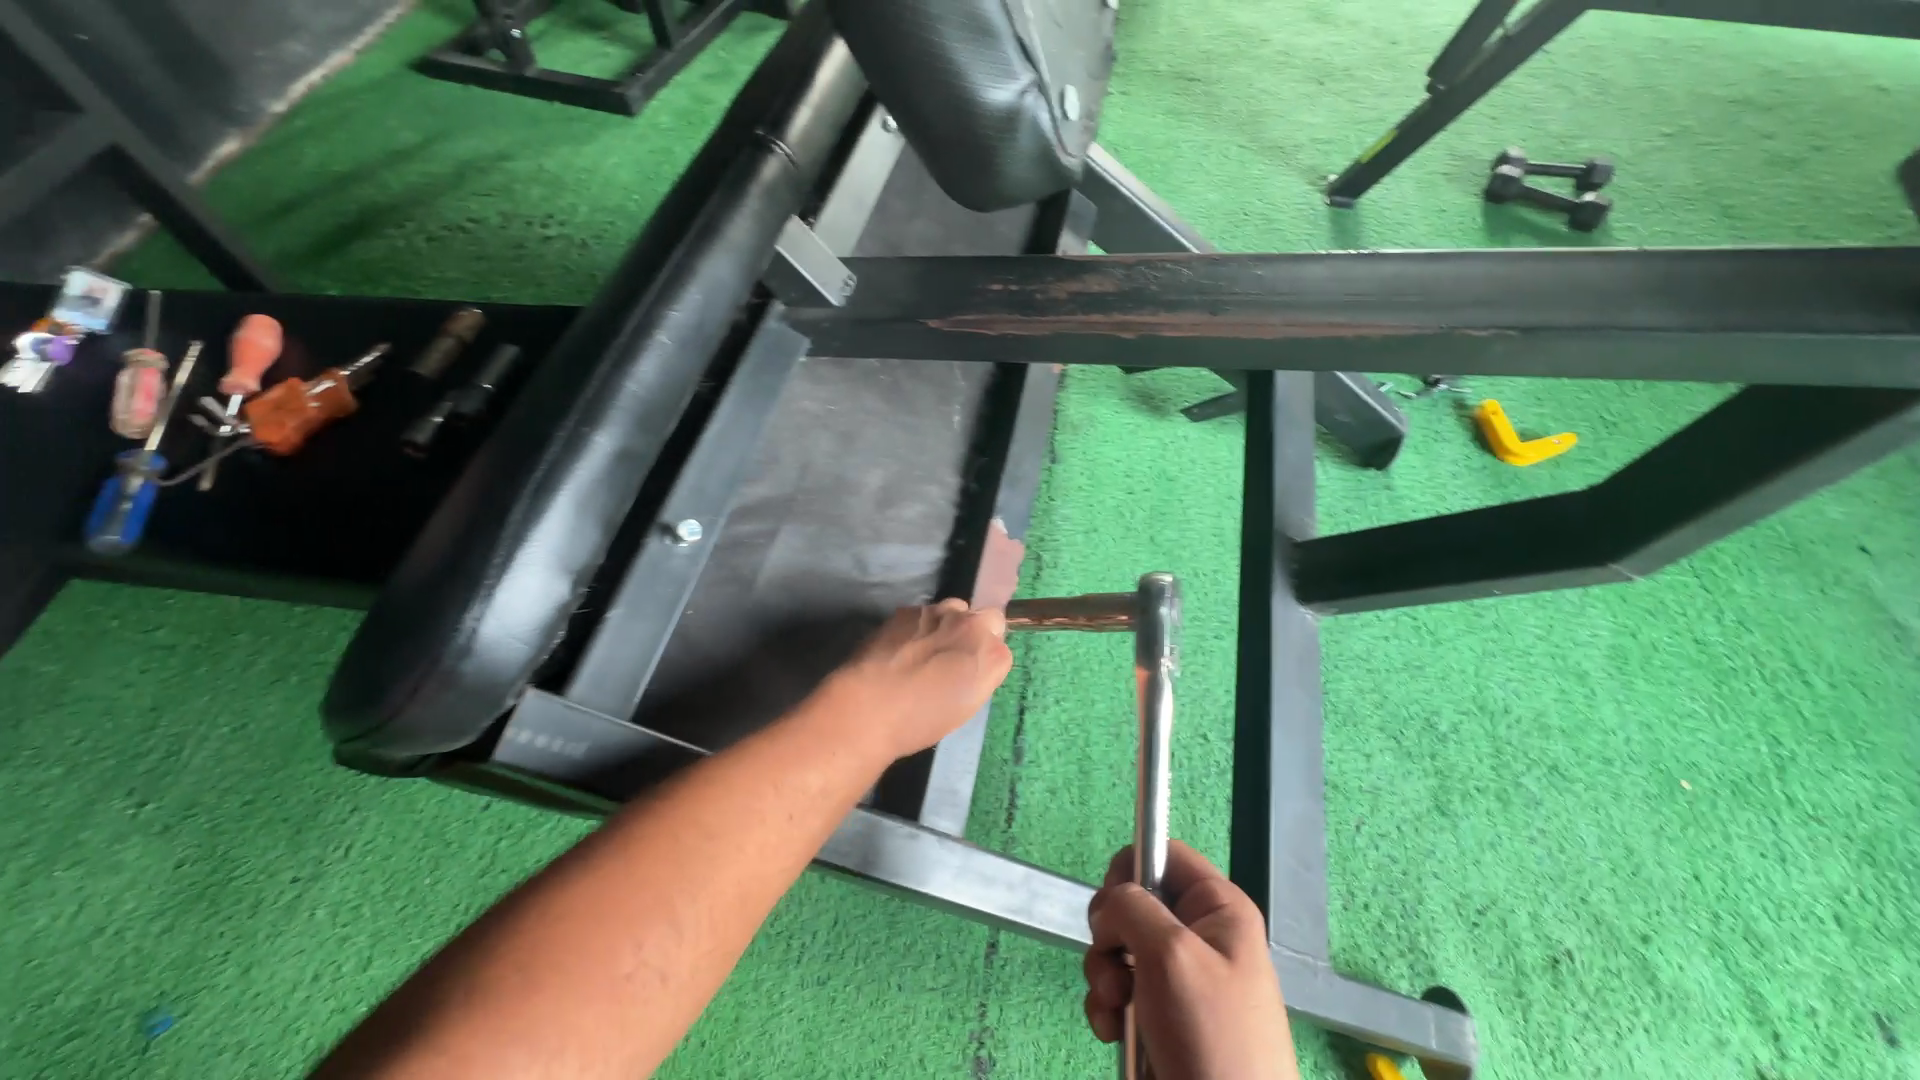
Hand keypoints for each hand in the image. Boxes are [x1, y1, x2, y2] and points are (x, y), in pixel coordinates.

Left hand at [817, 599, 1011, 760]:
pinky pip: (924, 613)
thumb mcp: (965, 706)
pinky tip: (901, 647)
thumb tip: (969, 663)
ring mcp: (938, 612)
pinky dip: (919, 625)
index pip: (1001, 646)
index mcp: (992, 655)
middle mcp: (971, 625)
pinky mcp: (907, 610)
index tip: (969, 673)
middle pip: (986, 618)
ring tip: (925, 650)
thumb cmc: (921, 721)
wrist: (869, 708)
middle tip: (952, 658)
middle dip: (974, 632)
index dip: (984, 659)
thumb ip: (977, 675)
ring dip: (948, 624)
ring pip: (955, 609)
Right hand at [1084, 842, 1299, 1079]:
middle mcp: (1199, 936)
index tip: (1111, 904)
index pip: (1165, 855)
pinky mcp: (1160, 1016)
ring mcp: (1178, 979)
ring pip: (1118, 948)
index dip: (1131, 869)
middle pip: (1132, 903)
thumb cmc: (1209, 1034)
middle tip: (1116, 964)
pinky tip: (1115, 1032)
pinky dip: (1107, 1008)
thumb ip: (1131, 907)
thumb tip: (1111, 902)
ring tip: (1118, 1010)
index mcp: (1217, 909)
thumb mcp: (1171, 954)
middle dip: (1110, 934)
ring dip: (1104, 976)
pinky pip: (1118, 991)